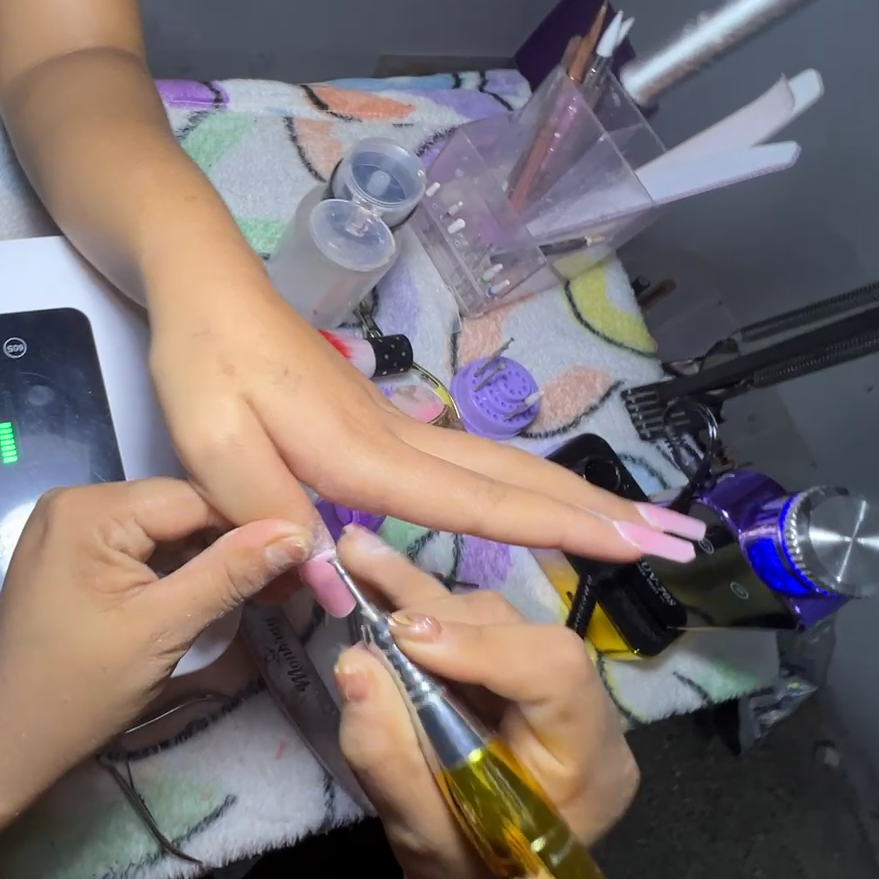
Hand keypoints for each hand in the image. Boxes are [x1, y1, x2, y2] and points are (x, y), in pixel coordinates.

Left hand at [0, 479, 310, 795]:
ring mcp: (74, 526)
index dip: (253, 521)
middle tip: (295, 578)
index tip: (308, 551)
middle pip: (179, 510)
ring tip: (271, 587)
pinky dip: (180, 569)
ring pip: (165, 529)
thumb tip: (298, 532)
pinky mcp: (77, 553)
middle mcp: (78, 501)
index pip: (192, 496)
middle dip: (235, 543)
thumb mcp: (162, 629)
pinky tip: (222, 588)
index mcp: (89, 508)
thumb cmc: (76, 690)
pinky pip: (142, 547)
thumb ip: (229, 574)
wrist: (2, 744)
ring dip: (213, 559)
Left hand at [142, 265, 704, 615]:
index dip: (559, 530)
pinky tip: (507, 490)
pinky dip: (500, 477)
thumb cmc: (207, 365)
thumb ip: (277, 519)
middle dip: (588, 510)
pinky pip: (451, 454)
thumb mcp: (218, 450)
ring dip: (555, 491)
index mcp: (362, 454)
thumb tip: (340, 590)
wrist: (205, 288)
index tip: (642, 549)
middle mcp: (391, 437)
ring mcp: (384, 420)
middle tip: (673, 536)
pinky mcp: (365, 413)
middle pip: (505, 475)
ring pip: (486, 460)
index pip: (478, 501)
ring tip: (615, 518)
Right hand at [328, 527, 638, 878]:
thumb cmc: (465, 868)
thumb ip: (388, 758)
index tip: (401, 635)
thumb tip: (352, 663)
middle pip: (515, 628)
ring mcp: (546, 678)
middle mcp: (579, 705)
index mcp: (585, 760)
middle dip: (430, 606)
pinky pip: (466, 618)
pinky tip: (373, 571)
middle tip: (358, 569)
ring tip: (357, 556)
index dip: (479, 643)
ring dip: (416, 589)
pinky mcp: (510, 662)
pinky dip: (414, 596)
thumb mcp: (420, 833)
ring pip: (487, 612)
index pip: (555, 672)